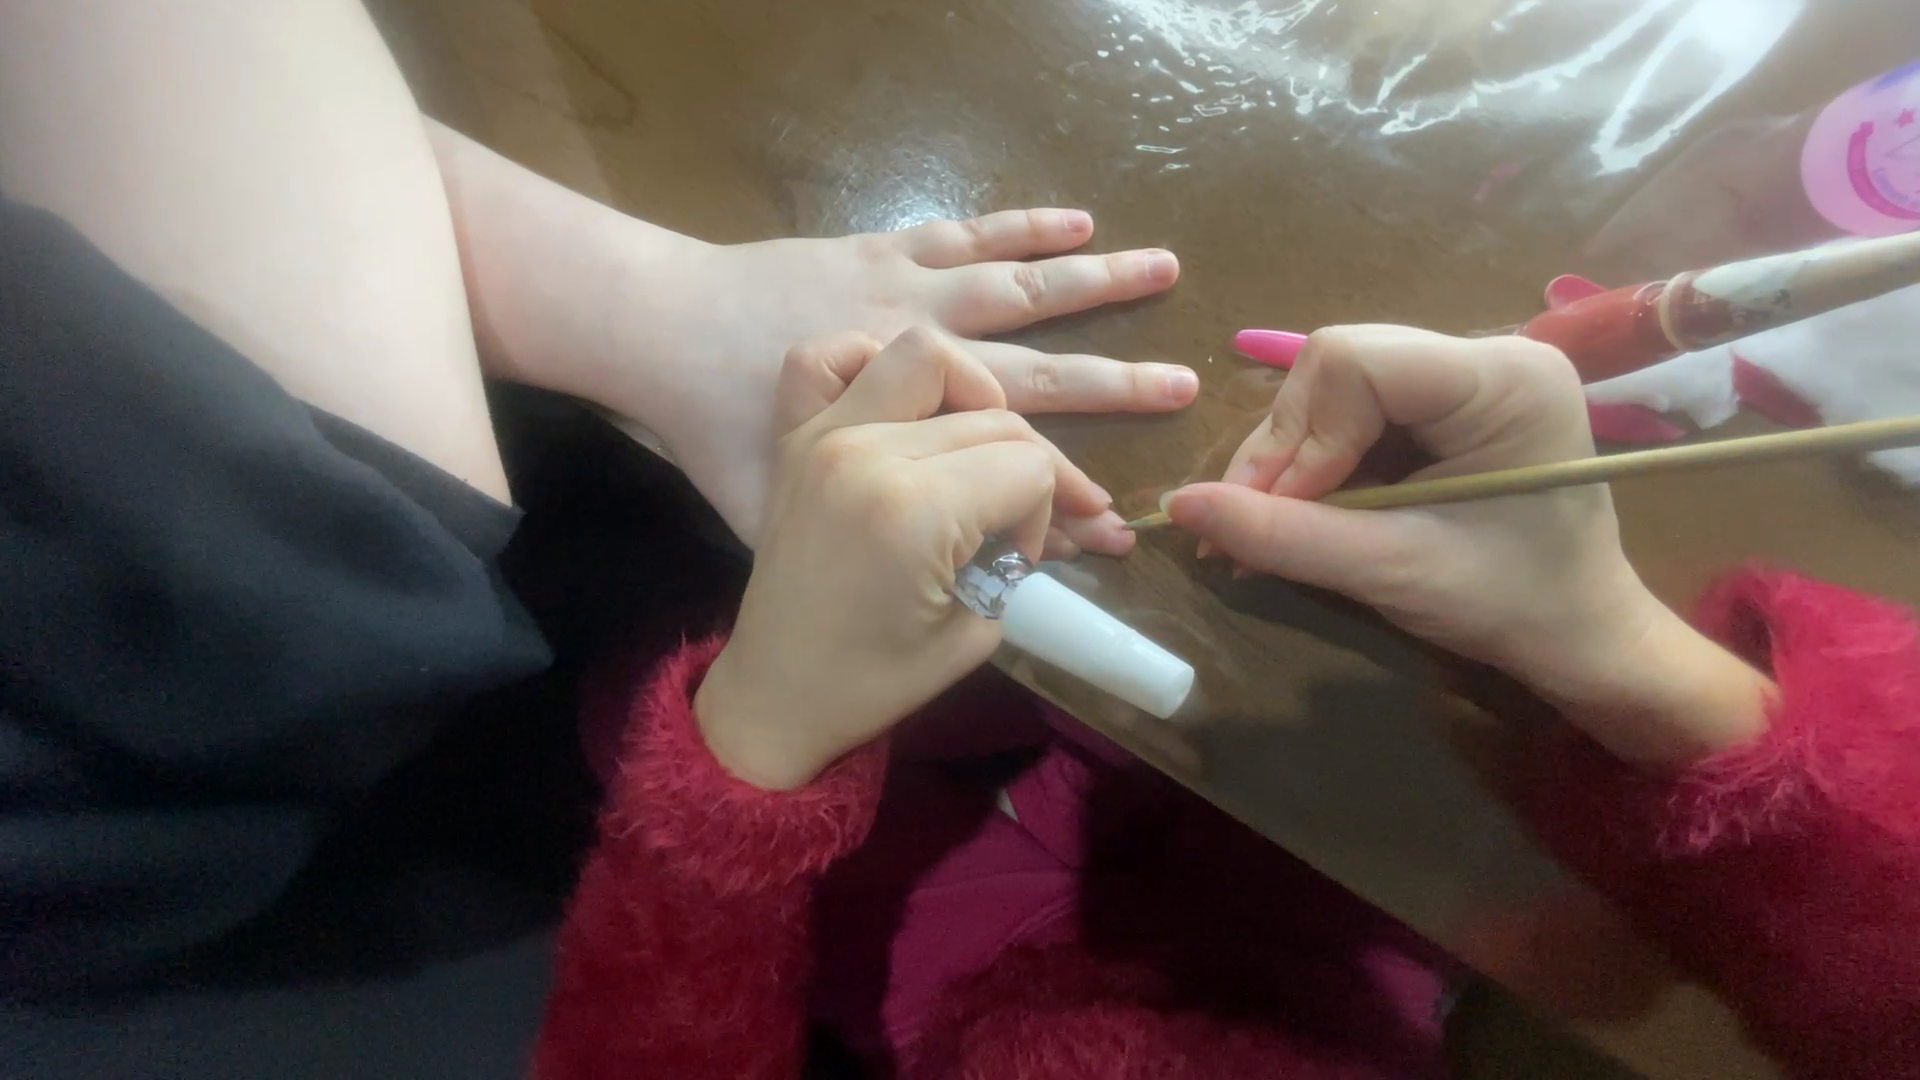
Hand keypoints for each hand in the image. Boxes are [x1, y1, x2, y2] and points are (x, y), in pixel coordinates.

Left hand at [593, 210, 1191, 545]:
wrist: (653, 338)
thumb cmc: (715, 448)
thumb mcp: (804, 544)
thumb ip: (864, 542)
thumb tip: (993, 564)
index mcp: (904, 462)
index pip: (1021, 473)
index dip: (1060, 505)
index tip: (1094, 532)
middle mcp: (920, 376)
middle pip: (1042, 380)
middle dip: (1120, 389)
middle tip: (1185, 385)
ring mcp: (905, 304)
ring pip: (1019, 291)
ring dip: (1098, 283)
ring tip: (1165, 267)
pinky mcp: (883, 257)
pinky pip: (964, 239)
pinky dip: (1022, 228)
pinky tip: (1074, 220)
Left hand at [695, 328, 1090, 788]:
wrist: (777, 692)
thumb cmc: (877, 682)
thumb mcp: (975, 630)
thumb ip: (1018, 551)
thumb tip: (1054, 508)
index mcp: (916, 509)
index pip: (1027, 467)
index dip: (1046, 513)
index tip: (1018, 559)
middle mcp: (867, 450)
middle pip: (991, 415)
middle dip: (1030, 465)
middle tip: (1021, 518)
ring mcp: (822, 434)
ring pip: (924, 357)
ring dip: (970, 391)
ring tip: (980, 441)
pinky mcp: (793, 437)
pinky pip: (826, 358)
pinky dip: (868, 362)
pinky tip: (901, 404)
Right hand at [1167, 326, 1769, 766]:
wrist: (1571, 633)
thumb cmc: (1507, 602)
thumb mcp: (1388, 570)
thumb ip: (1282, 535)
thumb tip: (1177, 505)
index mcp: (1499, 378)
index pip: (1352, 360)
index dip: (1300, 436)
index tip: (1288, 512)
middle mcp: (1476, 357)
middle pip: (1328, 369)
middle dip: (1281, 451)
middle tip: (1252, 526)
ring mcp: (1451, 378)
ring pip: (1320, 393)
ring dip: (1280, 465)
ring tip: (1261, 532)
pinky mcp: (1428, 407)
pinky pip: (1334, 416)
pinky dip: (1300, 469)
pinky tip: (1288, 516)